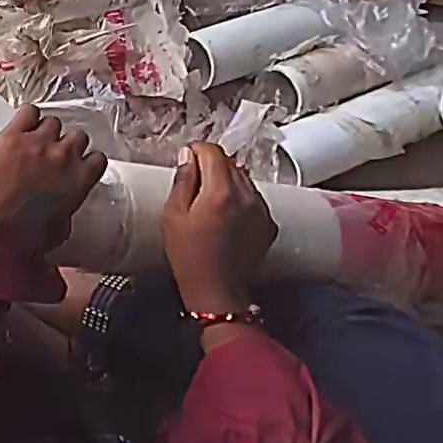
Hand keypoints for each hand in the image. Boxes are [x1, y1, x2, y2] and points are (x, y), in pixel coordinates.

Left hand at [0, 105, 108, 251]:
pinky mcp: (12, 135)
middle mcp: (64, 156)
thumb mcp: (58, 231)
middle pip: (77, 136)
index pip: (98, 159)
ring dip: (45, 132)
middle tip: (51, 157)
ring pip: (53, 122)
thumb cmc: (21, 238)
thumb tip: (62, 208)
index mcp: (80, 181)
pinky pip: (28, 111)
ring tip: (32, 145)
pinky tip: (20, 129)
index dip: (85, 162)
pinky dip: (27, 117)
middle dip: (66, 145)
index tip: (76, 166)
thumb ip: (66, 211)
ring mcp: (38, 142)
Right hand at [163, 143, 276, 316]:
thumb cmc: (188, 254)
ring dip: (227, 182)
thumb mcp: (173, 215)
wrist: (216, 289)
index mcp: (221, 192)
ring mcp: (262, 210)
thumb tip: (189, 155)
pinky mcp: (268, 223)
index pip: (213, 152)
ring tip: (210, 204)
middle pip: (230, 163)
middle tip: (194, 187)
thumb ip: (183, 180)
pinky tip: (225, 217)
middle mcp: (247, 196)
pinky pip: (253, 198)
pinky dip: (240, 199)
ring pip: (243, 179)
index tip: (187, 161)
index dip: (197, 152)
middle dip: (211, 167)